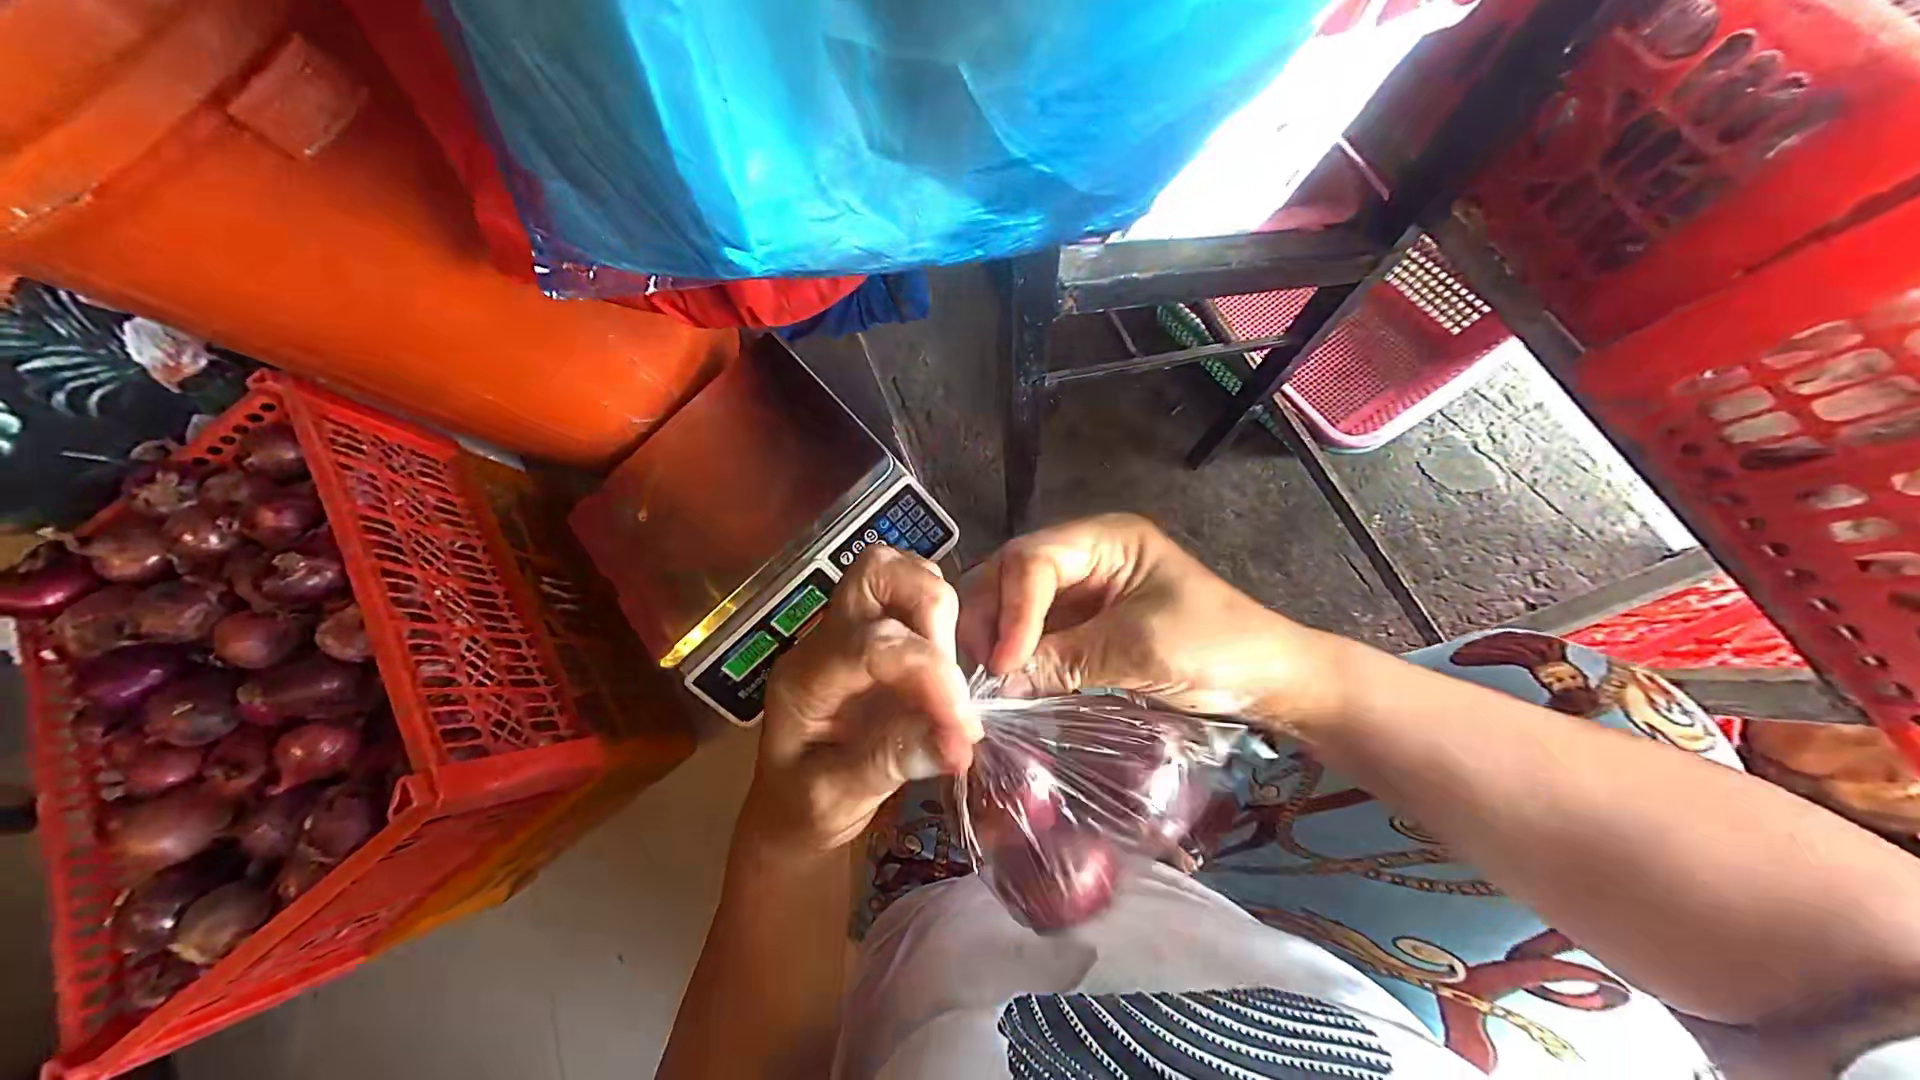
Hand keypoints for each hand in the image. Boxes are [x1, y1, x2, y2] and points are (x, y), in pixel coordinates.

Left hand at [739, 546, 980, 857]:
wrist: (788, 807)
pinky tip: (946, 668)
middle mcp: (824, 639)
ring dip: (937, 609)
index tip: (963, 727)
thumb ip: (892, 763)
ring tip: (949, 673)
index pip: (870, 645)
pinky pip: (912, 594)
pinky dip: (941, 617)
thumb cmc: (803, 809)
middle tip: (952, 673)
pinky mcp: (876, 634)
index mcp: (804, 680)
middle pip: (876, 571)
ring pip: (898, 571)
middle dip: (930, 608)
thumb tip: (958, 741)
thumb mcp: (836, 802)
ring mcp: (850, 630)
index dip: (929, 674)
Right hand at [956, 514, 1344, 729]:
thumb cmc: (1217, 647)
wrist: (1268, 679)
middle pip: (1010, 574)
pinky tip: (1005, 682)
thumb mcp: (1139, 649)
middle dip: (989, 617)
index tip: (1004, 663)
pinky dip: (1014, 656)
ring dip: (993, 637)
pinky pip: (1031, 633)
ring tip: (987, 680)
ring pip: (1012, 603)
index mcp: (1103, 539)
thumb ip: (1065, 661)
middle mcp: (1082, 556)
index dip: (1011, 609)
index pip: (1033, 560)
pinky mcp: (1078, 625)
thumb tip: (998, 685)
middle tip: (978, 670)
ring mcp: (1078, 591)